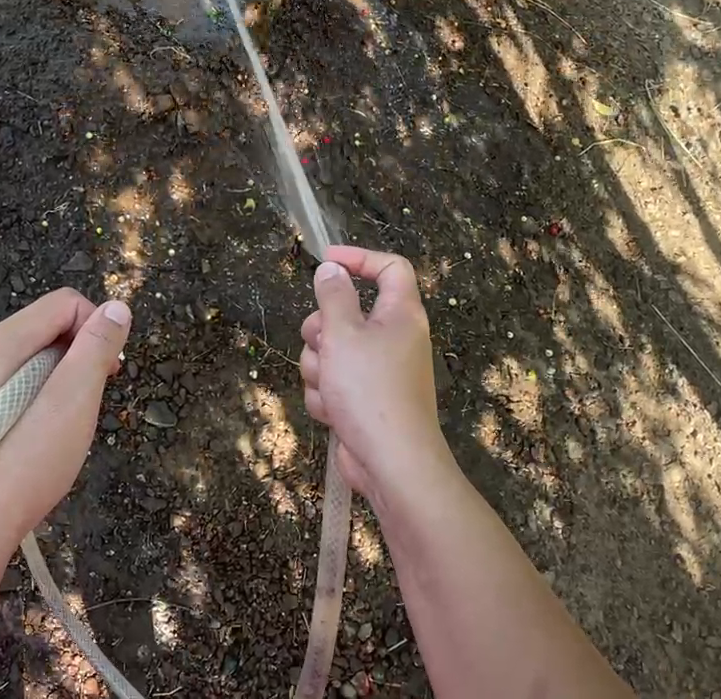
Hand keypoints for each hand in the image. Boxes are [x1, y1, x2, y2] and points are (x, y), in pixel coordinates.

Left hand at [0, 288, 131, 540]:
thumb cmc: (25, 460)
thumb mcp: (72, 400)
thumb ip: (95, 348)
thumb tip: (118, 306)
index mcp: (6, 339)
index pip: (67, 302)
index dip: (98, 328)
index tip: (110, 373)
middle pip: (53, 325)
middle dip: (84, 354)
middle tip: (92, 401)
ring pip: (43, 356)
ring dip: (69, 379)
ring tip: (70, 423)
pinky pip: (26, 381)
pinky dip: (48, 397)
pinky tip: (48, 435)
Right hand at [299, 246, 447, 499]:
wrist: (391, 462)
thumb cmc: (370, 389)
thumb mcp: (343, 333)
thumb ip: (333, 296)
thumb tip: (332, 269)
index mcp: (401, 314)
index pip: (391, 268)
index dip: (359, 258)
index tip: (326, 260)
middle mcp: (393, 338)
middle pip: (347, 312)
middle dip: (321, 328)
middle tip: (321, 342)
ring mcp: (379, 371)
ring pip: (332, 350)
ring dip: (319, 367)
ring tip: (328, 387)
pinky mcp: (364, 399)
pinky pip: (333, 382)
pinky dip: (326, 394)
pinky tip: (332, 411)